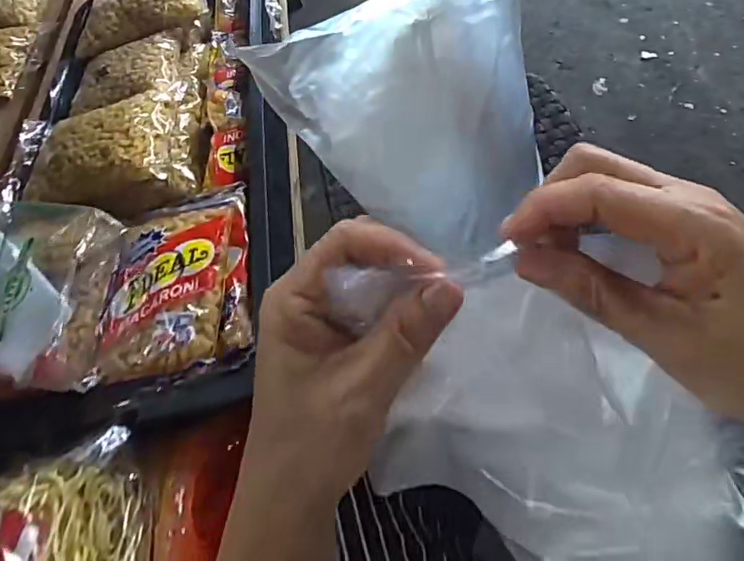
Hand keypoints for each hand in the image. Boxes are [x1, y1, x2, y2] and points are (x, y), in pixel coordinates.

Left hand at [240, 217, 463, 505]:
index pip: (343, 241)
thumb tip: (454, 286)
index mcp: (294, 296)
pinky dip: (400, 302)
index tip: (434, 267)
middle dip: (401, 259)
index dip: (390, 244)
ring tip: (441, 293)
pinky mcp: (336, 331)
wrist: (289, 502)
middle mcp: (304, 292)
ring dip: (404, 280)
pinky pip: (372, 300)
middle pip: (357, 250)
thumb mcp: (364, 388)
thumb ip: (406, 334)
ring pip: (368, 273)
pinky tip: (423, 313)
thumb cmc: (313, 445)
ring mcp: (319, 311)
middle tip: (444, 280)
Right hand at [500, 143, 743, 436]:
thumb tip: (526, 260)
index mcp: (691, 220)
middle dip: (551, 196)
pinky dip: (592, 212)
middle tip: (527, 247)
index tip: (509, 243)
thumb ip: (592, 292)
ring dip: (569, 203)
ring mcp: (692, 200)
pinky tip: (581, 246)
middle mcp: (689, 194)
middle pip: (598, 164)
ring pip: (609, 173)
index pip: (597, 190)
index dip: (543, 208)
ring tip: (547, 251)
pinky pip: (626, 194)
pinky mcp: (691, 214)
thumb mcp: (666, 339)